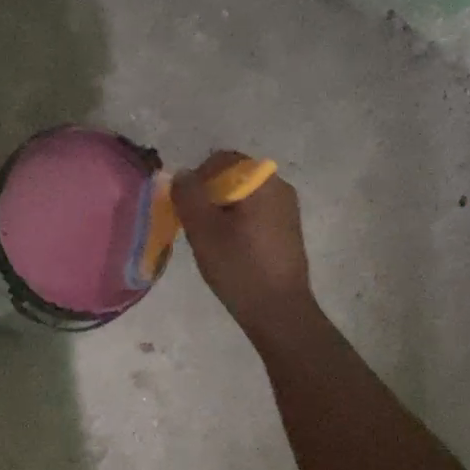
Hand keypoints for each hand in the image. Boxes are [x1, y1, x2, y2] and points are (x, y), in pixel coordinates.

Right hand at [171, 150, 317, 347]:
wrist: (278, 309)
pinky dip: (237, 223)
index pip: (222, 160)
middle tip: (195, 227)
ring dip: (222, 211)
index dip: (197, 179)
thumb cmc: (238, 267)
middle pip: (233, 177)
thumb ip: (188, 196)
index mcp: (261, 181)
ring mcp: (287, 208)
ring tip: (211, 241)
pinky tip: (230, 249)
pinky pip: (256, 213)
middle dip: (209, 196)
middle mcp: (279, 186)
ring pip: (244, 197)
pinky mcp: (287, 229)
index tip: (186, 209)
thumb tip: (182, 175)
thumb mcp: (203, 230)